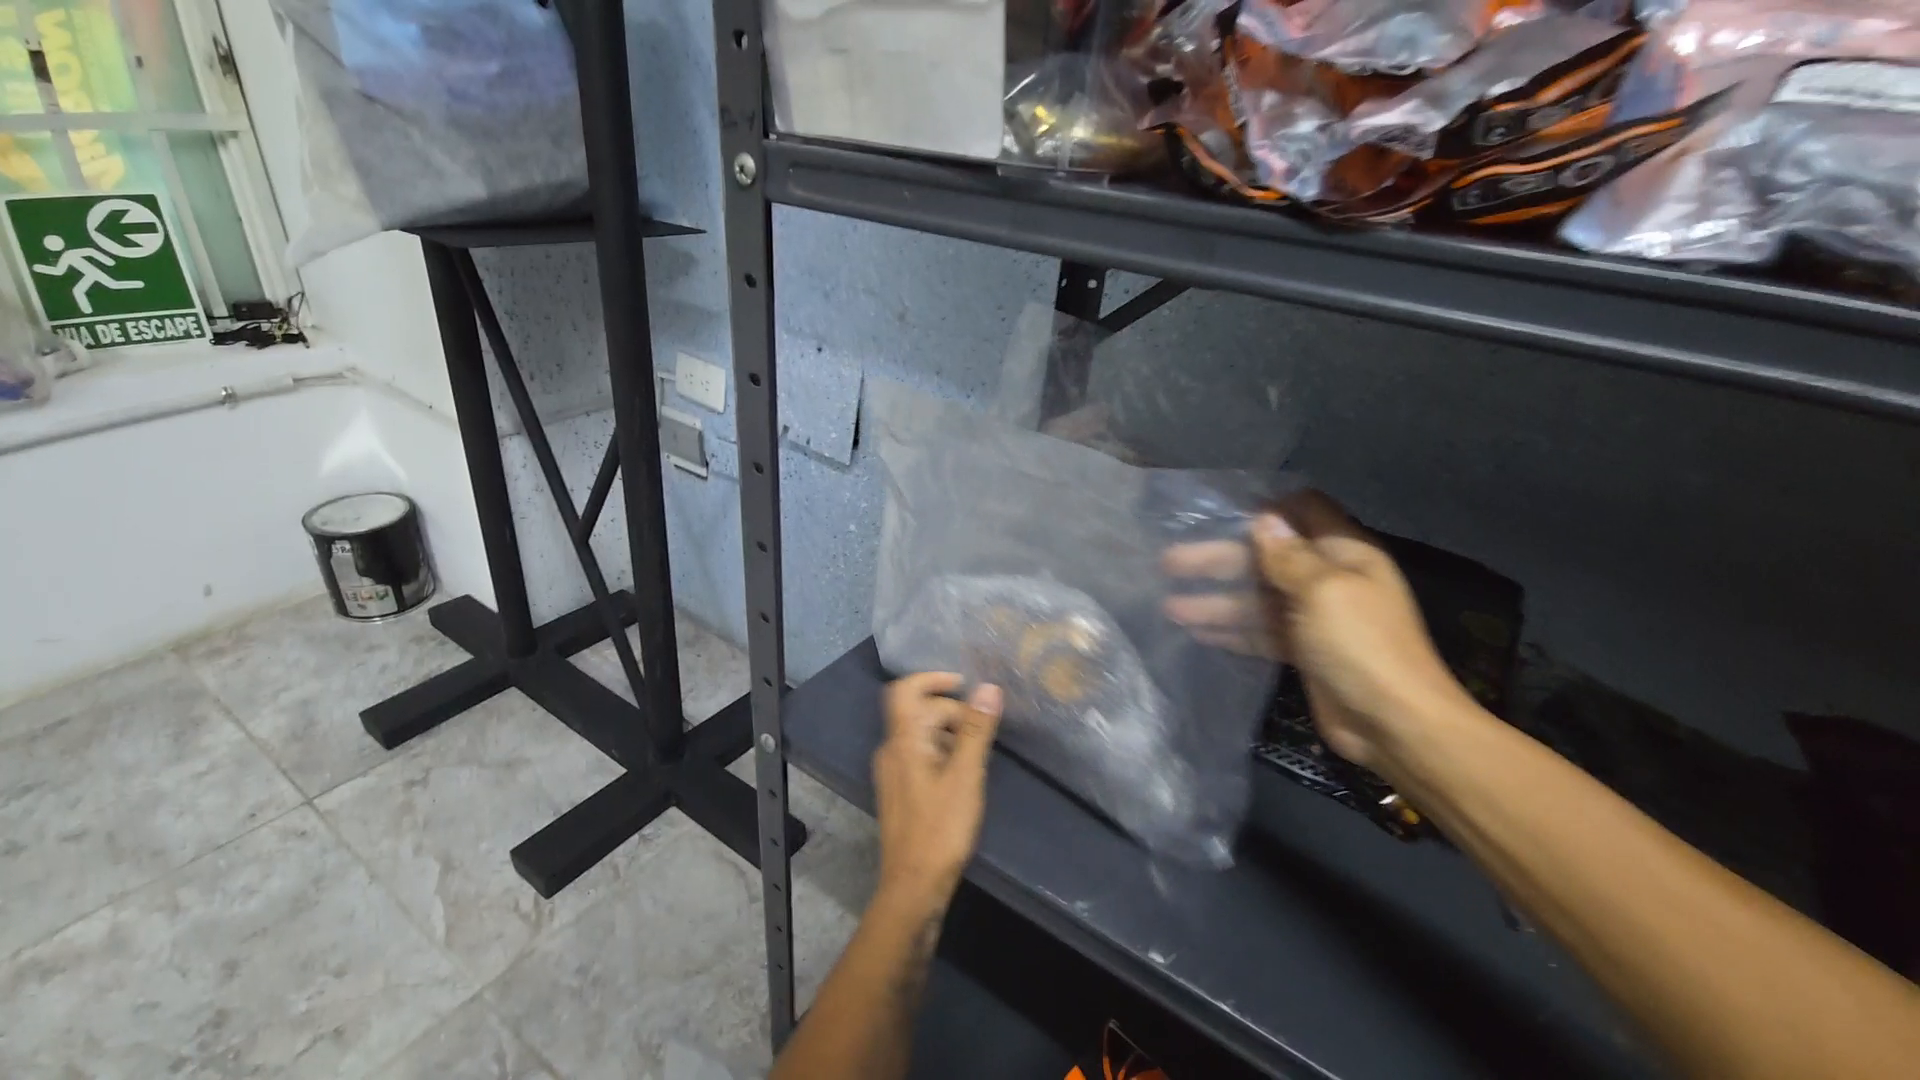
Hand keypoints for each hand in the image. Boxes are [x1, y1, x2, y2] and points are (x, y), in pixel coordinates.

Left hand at [874, 673, 1003, 913]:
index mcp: (902, 741)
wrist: (914, 885)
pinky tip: (966, 774)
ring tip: (980, 752)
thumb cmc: (940, 829)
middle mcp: (891, 751)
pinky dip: (944, 753)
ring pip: (921, 735)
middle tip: (985, 729)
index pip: (905, 690)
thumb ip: (976, 730)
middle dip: (952, 710)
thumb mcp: (966, 776)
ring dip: (950, 733)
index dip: (933, 679)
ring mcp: (894, 773)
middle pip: (918, 712)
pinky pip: (921, 756)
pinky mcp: (901, 792)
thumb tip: (988, 687)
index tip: (965, 684)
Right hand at [1162, 492, 1474, 769]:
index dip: (1263, 509)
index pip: (1303, 512)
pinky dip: (1230, 631)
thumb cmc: (1362, 646)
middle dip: (1218, 559)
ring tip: (1169, 607)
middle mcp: (1327, 579)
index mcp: (1343, 553)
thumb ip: (1288, 556)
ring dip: (1215, 600)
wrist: (1394, 723)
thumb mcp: (1324, 590)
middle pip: (1266, 559)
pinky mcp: (1301, 652)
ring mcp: (1313, 618)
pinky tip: (1196, 632)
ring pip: (1256, 599)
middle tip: (1169, 562)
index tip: (1215, 513)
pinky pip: (1259, 632)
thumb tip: (1262, 518)